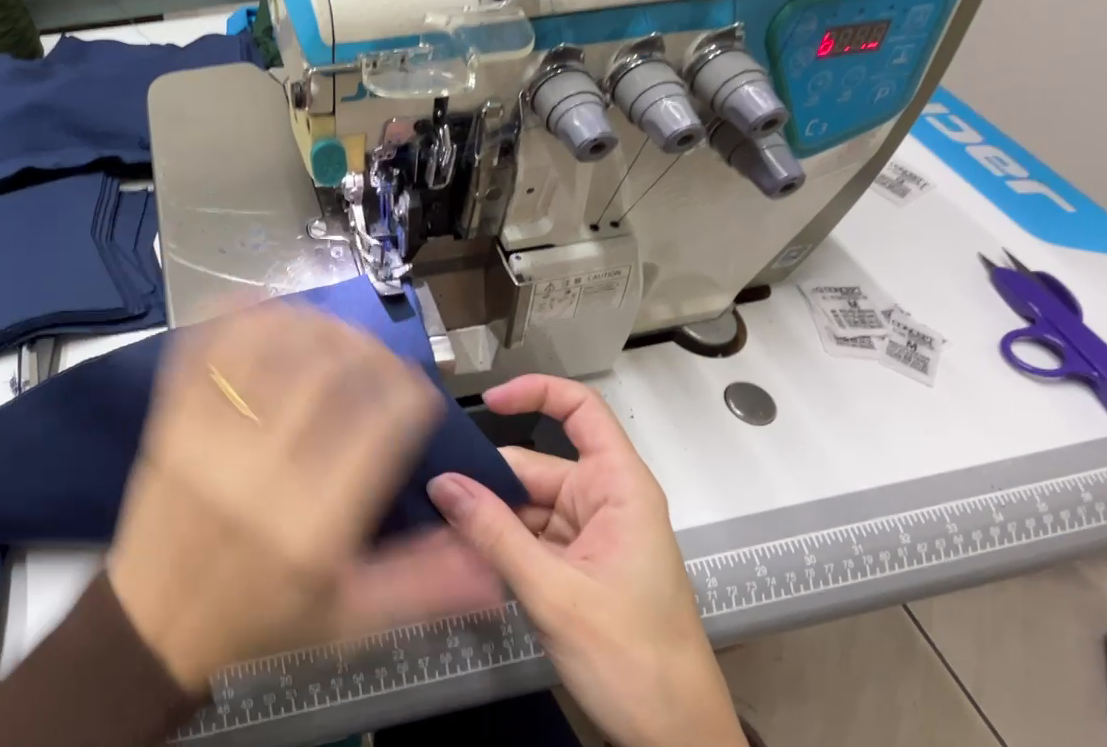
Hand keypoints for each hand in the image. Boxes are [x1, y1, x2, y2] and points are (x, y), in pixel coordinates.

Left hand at [108, 302, 503, 689]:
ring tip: (334, 333)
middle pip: (328, 371)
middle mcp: (260, 473)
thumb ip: (422, 586)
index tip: (417, 393)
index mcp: (313, 525)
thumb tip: (489, 560)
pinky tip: (265, 310)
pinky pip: (204, 351)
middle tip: (380, 359)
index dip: (411, 392)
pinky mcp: (170, 424)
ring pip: (269, 348)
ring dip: (311, 325)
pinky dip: (237, 318)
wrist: (152, 628)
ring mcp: (207, 441)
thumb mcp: (348, 622)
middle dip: (368, 351)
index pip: (382, 423)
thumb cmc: (256, 624)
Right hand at [426, 375, 744, 746]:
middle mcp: (604, 502)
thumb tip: (443, 485)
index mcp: (620, 489)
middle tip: (432, 499)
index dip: (536, 394)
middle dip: (487, 483)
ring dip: (487, 520)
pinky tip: (463, 557)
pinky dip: (497, 545)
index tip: (488, 403)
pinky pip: (526, 538)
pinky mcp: (575, 566)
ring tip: (440, 534)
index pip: (581, 412)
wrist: (674, 738)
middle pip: (534, 468)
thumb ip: (494, 535)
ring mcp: (588, 535)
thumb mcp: (555, 594)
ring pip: (524, 506)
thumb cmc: (634, 662)